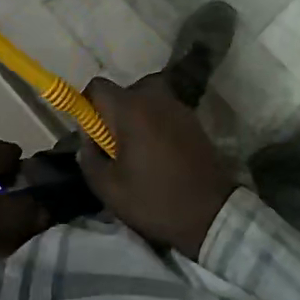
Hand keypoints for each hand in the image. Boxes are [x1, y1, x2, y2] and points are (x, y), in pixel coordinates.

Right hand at [77, 76, 236, 255]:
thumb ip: (89, 158)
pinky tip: (159, 153)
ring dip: (135, 117)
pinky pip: (163, 110)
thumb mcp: (110, 189)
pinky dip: (155, 122)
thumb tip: (87, 140)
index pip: (97, 86)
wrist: (212, 213)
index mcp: (130, 109)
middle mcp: (154, 97)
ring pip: (144, 99)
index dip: (87, 104)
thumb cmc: (156, 200)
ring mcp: (177, 105)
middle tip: (113, 146)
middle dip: (112, 113)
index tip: (90, 131)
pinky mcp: (192, 118)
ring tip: (137, 150)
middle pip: (122, 91)